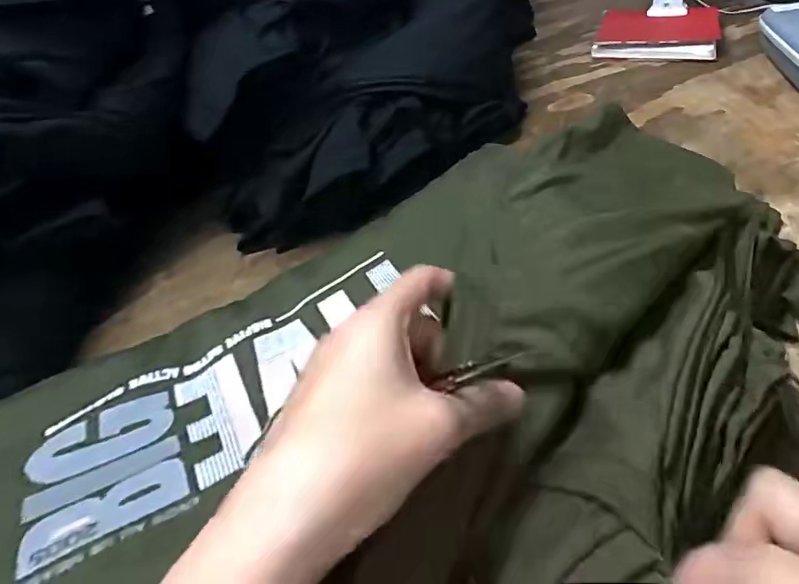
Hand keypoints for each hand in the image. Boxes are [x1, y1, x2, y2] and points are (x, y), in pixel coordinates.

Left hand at [164, 266, 524, 583]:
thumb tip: (517, 393)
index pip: (419, 278)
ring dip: (412, 374)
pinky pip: (359, 375)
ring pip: (382, 350)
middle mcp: (346, 332)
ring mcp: (322, 366)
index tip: (472, 308)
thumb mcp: (437, 428)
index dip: (448, 284)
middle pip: (405, 318)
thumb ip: (481, 404)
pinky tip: (389, 436)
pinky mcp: (309, 399)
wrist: (281, 519)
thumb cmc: (368, 449)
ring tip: (424, 419)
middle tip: (450, 392)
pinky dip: (384, 390)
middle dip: (436, 348)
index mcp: (376, 320)